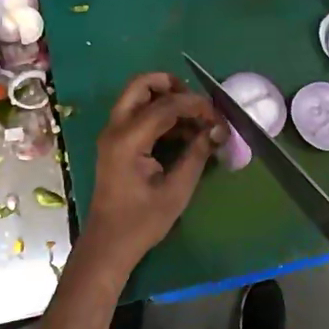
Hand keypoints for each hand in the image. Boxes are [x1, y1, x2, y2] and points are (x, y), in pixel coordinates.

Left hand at [77, 73, 224, 267]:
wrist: (109, 243)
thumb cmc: (142, 221)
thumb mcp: (176, 190)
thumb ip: (197, 154)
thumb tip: (219, 130)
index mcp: (128, 139)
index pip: (165, 105)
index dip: (196, 105)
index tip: (218, 117)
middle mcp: (115, 128)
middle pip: (141, 85)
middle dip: (172, 86)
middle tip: (198, 104)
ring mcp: (113, 133)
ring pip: (138, 96)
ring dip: (167, 100)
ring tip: (197, 122)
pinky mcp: (116, 142)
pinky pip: (137, 113)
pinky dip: (160, 114)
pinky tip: (184, 134)